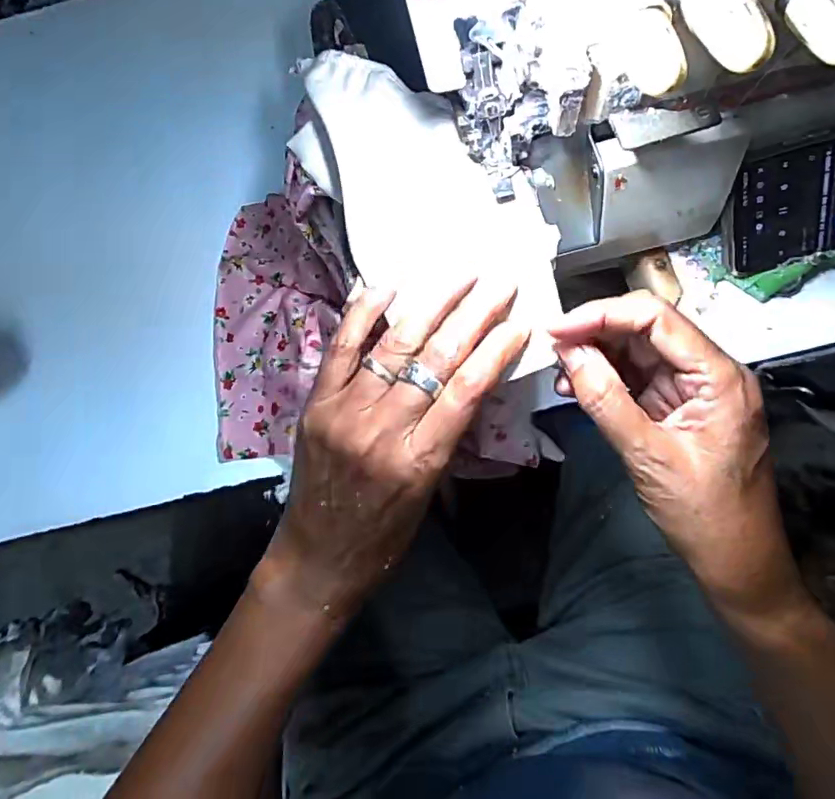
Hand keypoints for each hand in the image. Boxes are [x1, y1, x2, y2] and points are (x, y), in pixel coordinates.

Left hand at [257, 277, 529, 619]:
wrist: (317, 557)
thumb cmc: (383, 536)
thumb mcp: (429, 494)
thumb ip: (445, 436)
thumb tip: (468, 379)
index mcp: (419, 461)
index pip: (466, 392)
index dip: (495, 351)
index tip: (518, 323)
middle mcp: (382, 429)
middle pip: (435, 359)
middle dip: (472, 316)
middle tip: (498, 284)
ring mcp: (344, 411)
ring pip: (394, 346)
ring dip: (430, 305)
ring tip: (458, 276)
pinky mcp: (316, 402)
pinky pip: (341, 348)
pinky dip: (363, 314)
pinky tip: (386, 287)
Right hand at [548, 292, 805, 621]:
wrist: (738, 565)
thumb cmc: (706, 517)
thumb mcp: (649, 457)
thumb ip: (606, 400)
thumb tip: (568, 352)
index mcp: (719, 377)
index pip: (656, 319)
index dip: (602, 314)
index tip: (558, 328)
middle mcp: (710, 371)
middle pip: (646, 328)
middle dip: (595, 332)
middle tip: (552, 345)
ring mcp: (694, 387)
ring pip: (636, 350)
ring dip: (596, 354)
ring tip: (559, 369)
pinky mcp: (678, 404)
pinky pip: (636, 376)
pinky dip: (605, 377)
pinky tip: (576, 386)